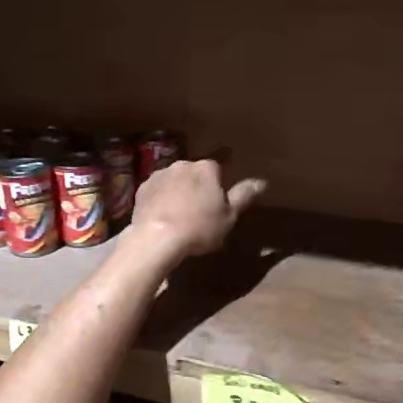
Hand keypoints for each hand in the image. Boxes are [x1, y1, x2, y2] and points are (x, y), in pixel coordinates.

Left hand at [127, 159, 264, 260]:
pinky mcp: (141, 189)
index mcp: (206, 168)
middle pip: (193, 174)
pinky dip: (159, 200)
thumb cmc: (199, 228)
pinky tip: (160, 217)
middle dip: (195, 187)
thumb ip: (243, 196)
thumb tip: (261, 182)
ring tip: (176, 216)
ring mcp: (159, 175)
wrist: (157, 238)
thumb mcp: (229, 216)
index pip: (216, 170)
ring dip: (176, 192)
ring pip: (172, 181)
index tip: (214, 205)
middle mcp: (181, 164)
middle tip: (196, 213)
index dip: (216, 187)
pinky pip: (156, 191)